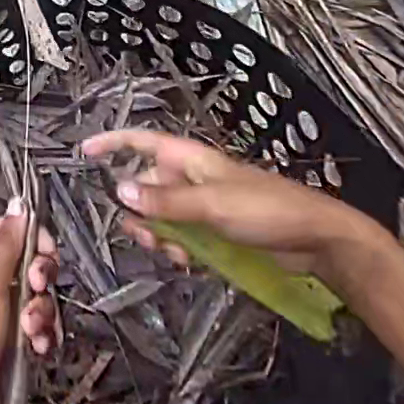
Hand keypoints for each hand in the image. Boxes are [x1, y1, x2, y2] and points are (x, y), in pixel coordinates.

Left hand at [0, 204, 58, 403]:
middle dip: (41, 280)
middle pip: (30, 261)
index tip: (47, 255)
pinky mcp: (12, 338)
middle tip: (36, 291)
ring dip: (42, 313)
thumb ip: (8, 242)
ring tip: (30, 332)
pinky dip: (42, 334)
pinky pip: (39, 324)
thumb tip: (19, 202)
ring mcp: (0, 309)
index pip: (11, 228)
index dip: (34, 239)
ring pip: (39, 295)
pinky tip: (36, 348)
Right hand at [81, 129, 383, 280]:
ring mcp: (201, 204)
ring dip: (159, 234)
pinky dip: (178, 247)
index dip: (112, 143)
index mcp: (188, 158)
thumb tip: (120, 191)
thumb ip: (165, 201)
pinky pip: (180, 234)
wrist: (318, 240)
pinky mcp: (213, 228)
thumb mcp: (212, 204)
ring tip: (174, 252)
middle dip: (139, 212)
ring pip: (160, 215)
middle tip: (145, 235)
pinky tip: (190, 261)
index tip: (84, 151)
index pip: (140, 142)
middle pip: (145, 187)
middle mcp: (190, 177)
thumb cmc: (267, 210)